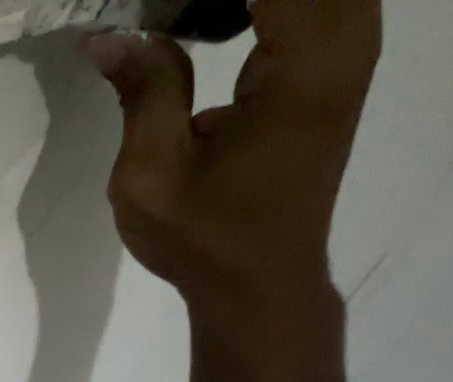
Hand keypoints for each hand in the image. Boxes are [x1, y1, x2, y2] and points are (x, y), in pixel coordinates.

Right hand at [79, 0, 381, 305]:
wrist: (258, 282)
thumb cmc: (203, 236)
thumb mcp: (151, 171)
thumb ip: (143, 91)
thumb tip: (104, 35)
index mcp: (306, 64)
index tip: (145, 11)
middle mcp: (345, 44)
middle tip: (157, 17)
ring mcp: (347, 55)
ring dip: (240, 4)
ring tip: (176, 19)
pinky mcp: (332, 71)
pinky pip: (312, 7)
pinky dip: (263, 7)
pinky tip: (211, 19)